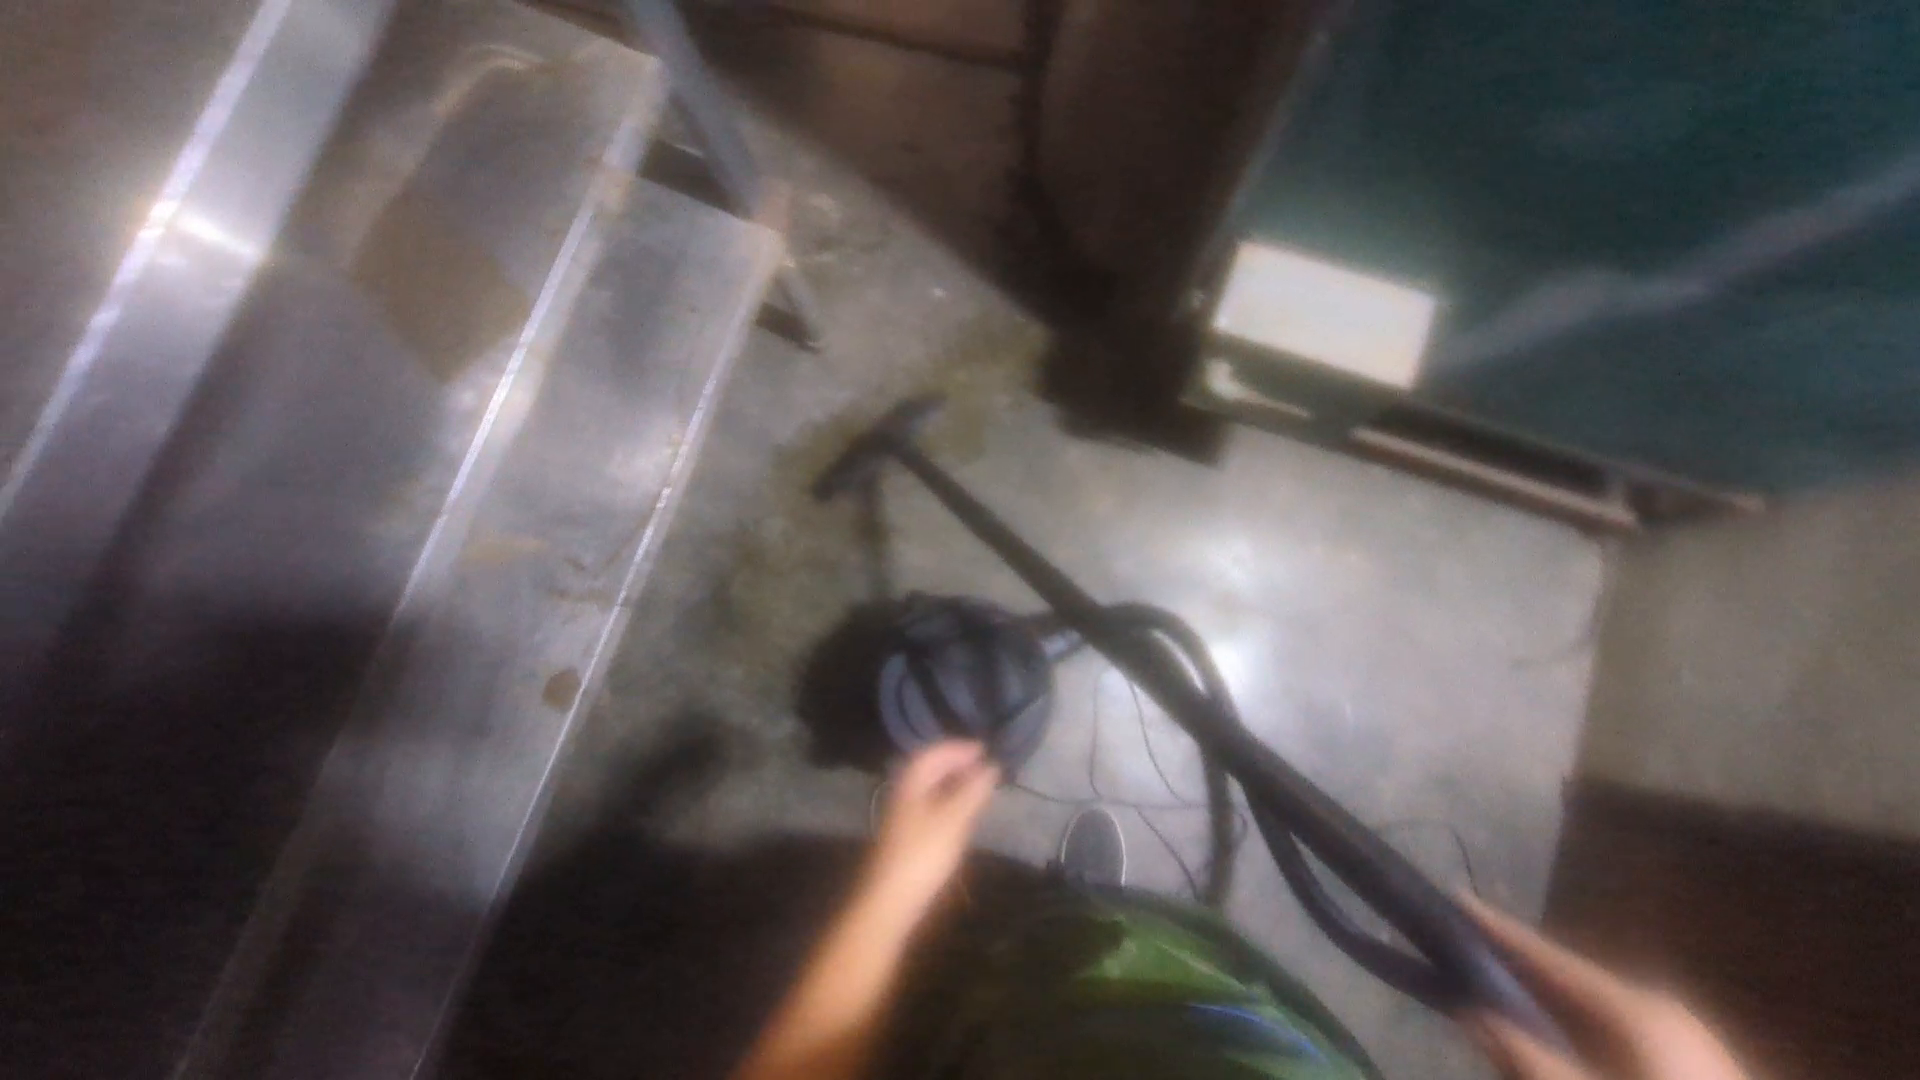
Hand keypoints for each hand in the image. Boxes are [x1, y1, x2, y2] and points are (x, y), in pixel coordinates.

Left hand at [863, 740, 999, 920]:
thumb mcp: (953, 820)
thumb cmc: (922, 855)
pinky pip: (928, 805)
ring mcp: (902, 816)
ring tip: (976, 786)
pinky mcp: (905, 836)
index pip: (933, 753)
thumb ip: (973, 792)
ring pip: (928, 788)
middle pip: (928, 769)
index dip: (958, 748)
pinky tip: (960, 814)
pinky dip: (946, 800)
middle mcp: (903, 794)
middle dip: (954, 763)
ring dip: (951, 782)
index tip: (982, 749)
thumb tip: (991, 766)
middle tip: (981, 765)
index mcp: (911, 783)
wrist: (889, 901)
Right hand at [1461, 899, 1749, 1079]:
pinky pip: (1618, 1032)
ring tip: (1500, 1004)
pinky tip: (1556, 1043)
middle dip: (1516, 972)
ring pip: (1592, 1008)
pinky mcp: (1697, 1065)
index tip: (1454, 897)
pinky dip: (1577, 1030)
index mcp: (1637, 1005)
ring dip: (1545, 1006)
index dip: (1497, 928)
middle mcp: (1661, 1006)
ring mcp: (1687, 1037)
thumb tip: (1472, 1014)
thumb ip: (1525, 1057)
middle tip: (1465, 960)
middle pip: (1569, 979)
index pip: (1548, 954)